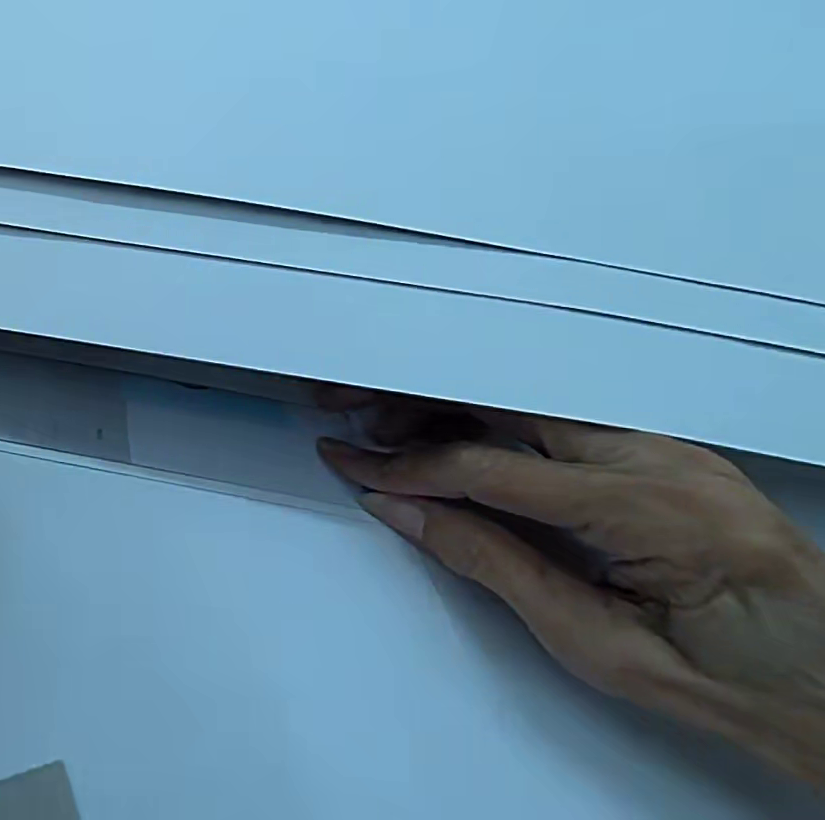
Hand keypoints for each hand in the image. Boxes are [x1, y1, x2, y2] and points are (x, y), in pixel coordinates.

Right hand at [316, 393, 824, 785]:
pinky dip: (483, 422)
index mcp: (653, 509)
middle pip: (497, 404)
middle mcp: (661, 460)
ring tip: (384, 428)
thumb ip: (488, 562)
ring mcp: (662, 450)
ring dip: (442, 408)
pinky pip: (546, 420)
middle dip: (409, 401)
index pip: (482, 466)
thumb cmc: (744, 687)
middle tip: (344, 406)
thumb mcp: (597, 644)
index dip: (400, 467)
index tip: (349, 465)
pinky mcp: (654, 454)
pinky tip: (445, 437)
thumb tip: (399, 507)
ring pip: (517, 402)